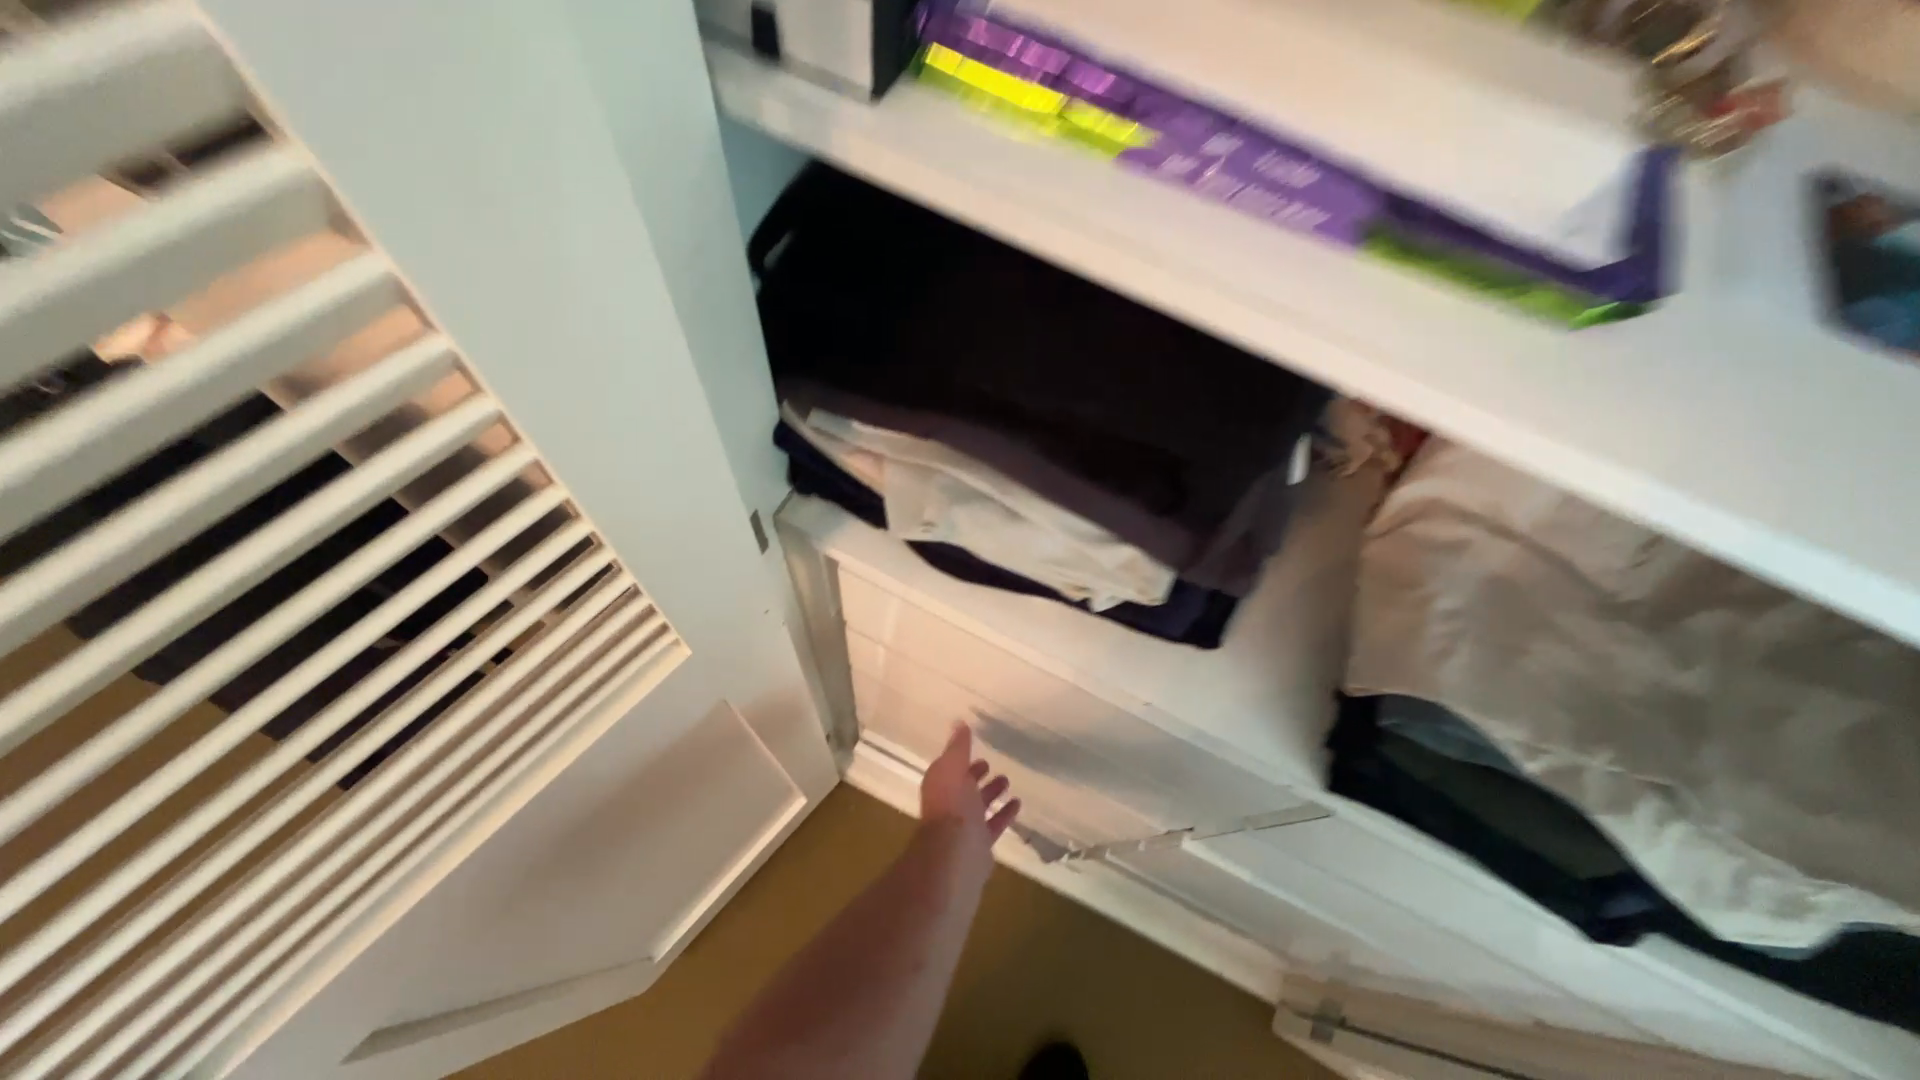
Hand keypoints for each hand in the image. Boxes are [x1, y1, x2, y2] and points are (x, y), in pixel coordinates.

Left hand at [919, 725, 1019, 856]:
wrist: (956, 851)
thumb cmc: (952, 804)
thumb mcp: (952, 767)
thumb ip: (958, 747)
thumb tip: (959, 723)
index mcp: (939, 785)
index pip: (950, 769)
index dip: (962, 759)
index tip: (978, 752)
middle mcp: (949, 804)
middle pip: (964, 787)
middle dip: (977, 776)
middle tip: (993, 767)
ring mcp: (964, 825)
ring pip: (979, 805)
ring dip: (992, 793)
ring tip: (1008, 782)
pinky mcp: (979, 842)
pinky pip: (994, 824)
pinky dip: (1004, 813)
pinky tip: (1017, 804)